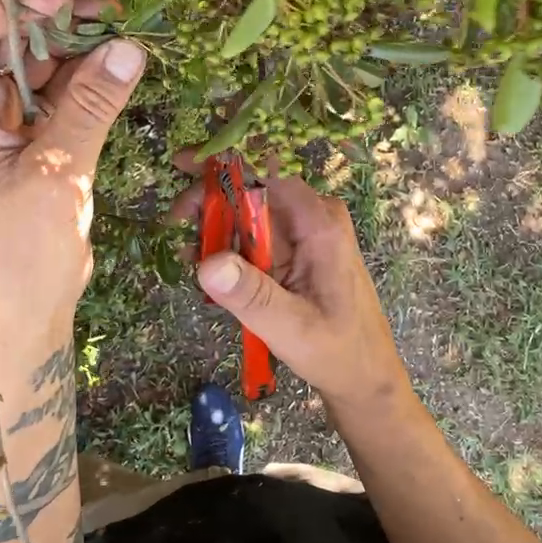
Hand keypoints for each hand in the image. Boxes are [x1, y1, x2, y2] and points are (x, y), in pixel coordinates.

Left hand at [0, 0, 147, 351]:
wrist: (20, 324)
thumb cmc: (20, 256)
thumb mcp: (57, 174)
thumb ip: (91, 106)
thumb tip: (130, 48)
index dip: (14, 5)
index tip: (66, 1)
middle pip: (7, 45)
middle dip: (57, 24)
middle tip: (111, 13)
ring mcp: (0, 129)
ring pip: (36, 69)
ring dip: (77, 51)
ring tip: (123, 35)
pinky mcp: (29, 146)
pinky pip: (55, 99)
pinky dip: (84, 83)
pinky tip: (116, 69)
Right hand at [170, 153, 410, 409]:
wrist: (366, 380)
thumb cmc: (338, 352)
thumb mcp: (291, 328)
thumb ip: (250, 294)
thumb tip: (206, 260)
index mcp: (319, 223)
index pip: (268, 171)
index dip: (224, 162)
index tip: (183, 163)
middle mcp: (312, 217)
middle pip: (252, 187)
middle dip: (210, 198)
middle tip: (175, 221)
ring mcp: (303, 233)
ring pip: (248, 211)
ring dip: (215, 225)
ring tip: (191, 255)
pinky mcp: (294, 251)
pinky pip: (253, 235)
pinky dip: (227, 247)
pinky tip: (208, 270)